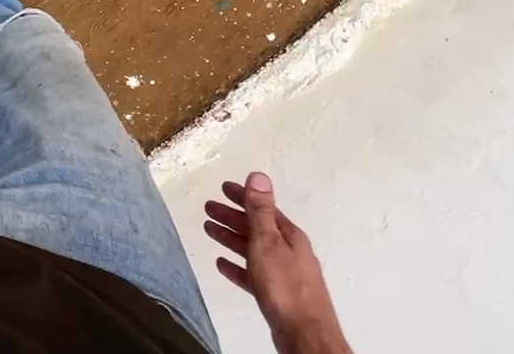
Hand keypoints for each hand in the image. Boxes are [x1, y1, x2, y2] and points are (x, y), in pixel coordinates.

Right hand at [204, 172, 351, 353]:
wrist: (305, 338)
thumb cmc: (284, 285)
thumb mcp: (268, 242)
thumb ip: (260, 210)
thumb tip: (259, 175)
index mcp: (289, 237)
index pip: (263, 208)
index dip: (244, 196)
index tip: (223, 187)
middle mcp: (289, 252)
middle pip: (257, 228)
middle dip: (233, 216)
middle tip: (208, 208)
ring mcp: (284, 275)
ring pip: (253, 249)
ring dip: (231, 238)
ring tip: (209, 230)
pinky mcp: (277, 296)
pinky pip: (252, 273)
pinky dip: (237, 266)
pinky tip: (222, 264)